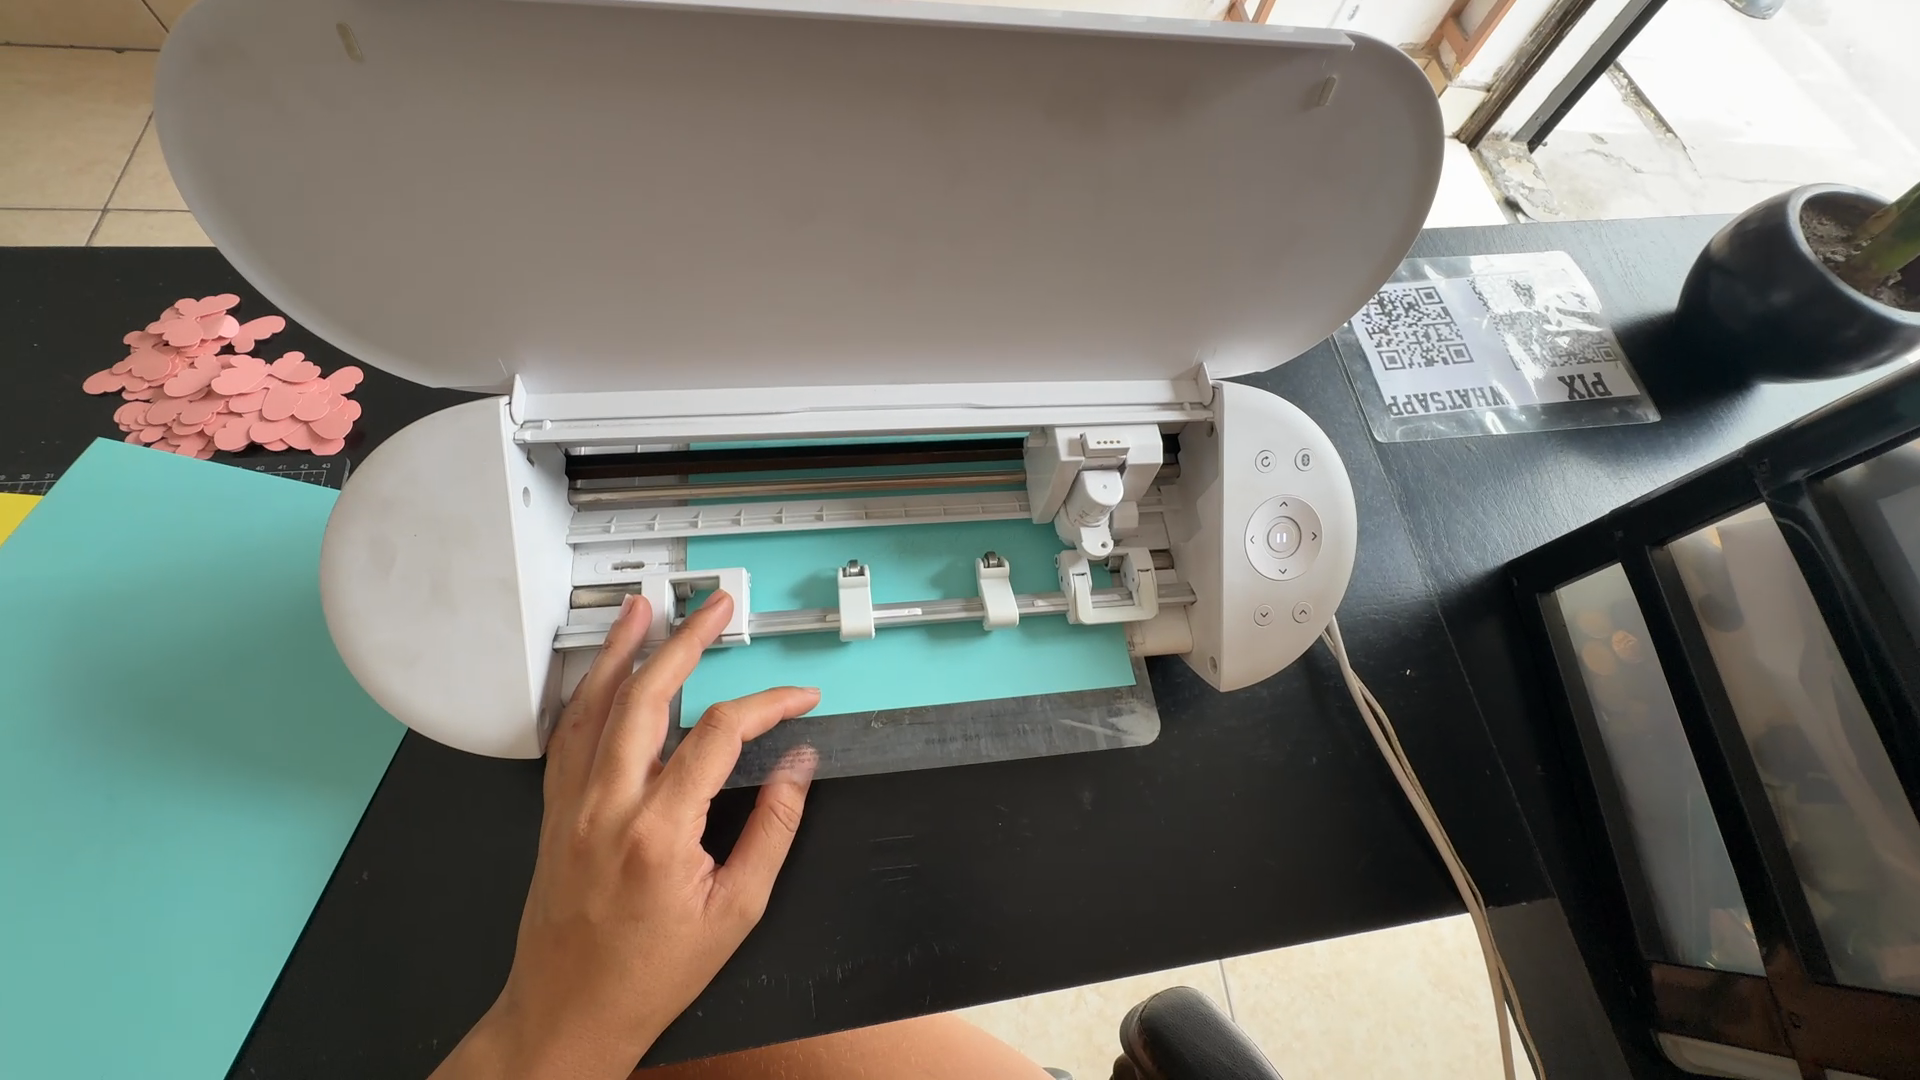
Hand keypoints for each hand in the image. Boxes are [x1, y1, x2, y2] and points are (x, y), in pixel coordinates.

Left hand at [432, 590, 820, 1079]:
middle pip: (646, 697)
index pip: (720, 734)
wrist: (565, 1017)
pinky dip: (585, 691)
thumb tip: (797, 767)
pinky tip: (600, 670)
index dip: (768, 704)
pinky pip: (567, 735)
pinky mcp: (556, 811)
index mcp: (658, 831)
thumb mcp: (737, 910)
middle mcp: (608, 806)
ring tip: (645, 610)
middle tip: (715, 609)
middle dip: (686, 641)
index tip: (799, 699)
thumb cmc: (650, 973)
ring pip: (593, 705)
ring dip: (621, 650)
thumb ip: (774, 828)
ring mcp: (573, 804)